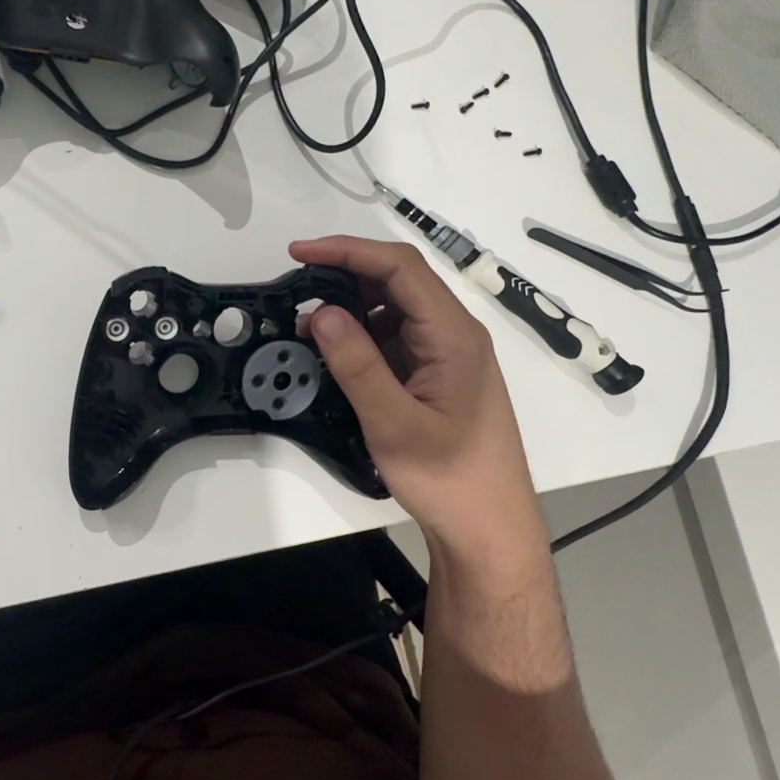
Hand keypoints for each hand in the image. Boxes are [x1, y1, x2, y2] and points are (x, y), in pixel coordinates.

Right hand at [289, 236, 546, 556]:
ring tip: (305, 327)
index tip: (299, 253)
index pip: (400, 269)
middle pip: (398, 282)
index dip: (348, 251)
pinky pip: (394, 340)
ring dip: (349, 309)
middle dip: (344, 276)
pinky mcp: (435, 378)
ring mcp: (446, 357)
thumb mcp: (393, 423)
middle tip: (293, 289)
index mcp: (453, 336)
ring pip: (394, 311)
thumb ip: (357, 365)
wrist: (487, 528)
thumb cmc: (449, 478)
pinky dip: (359, 338)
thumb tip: (322, 313)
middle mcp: (453, 336)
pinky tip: (332, 354)